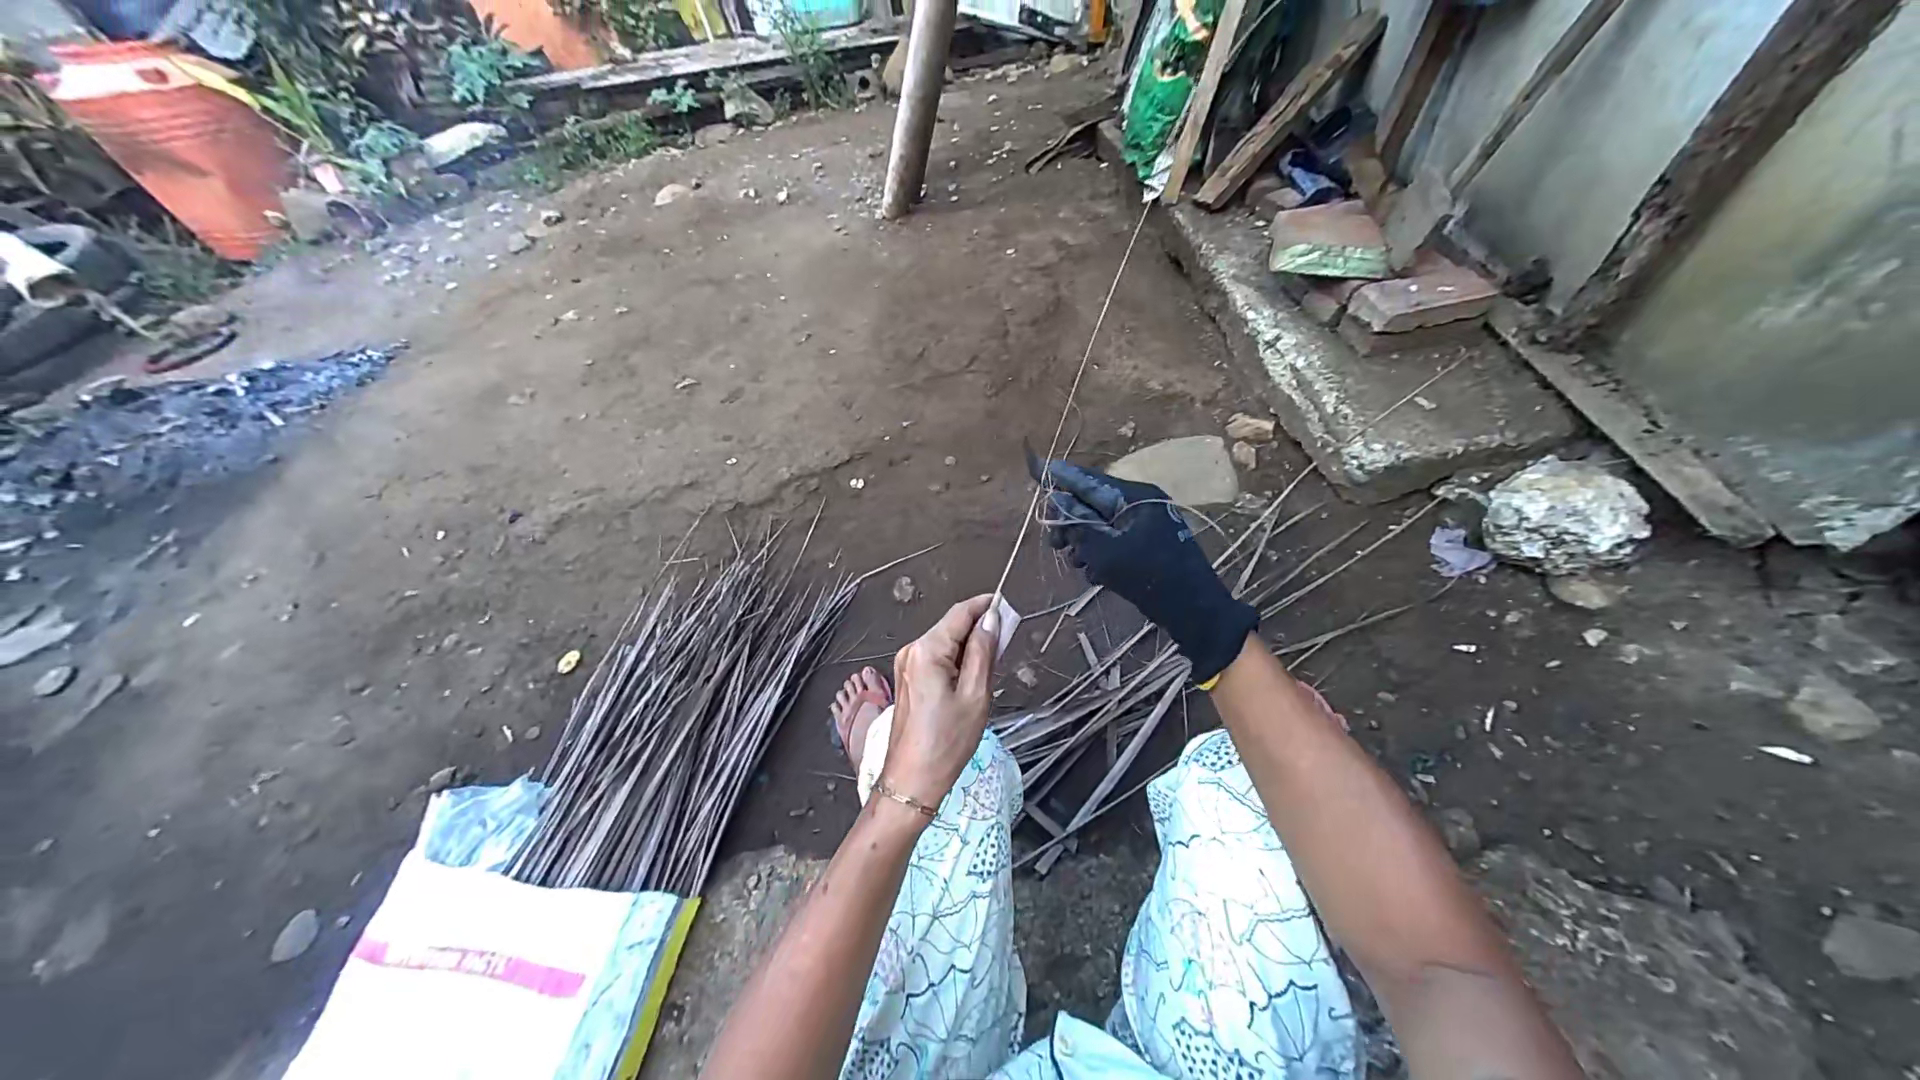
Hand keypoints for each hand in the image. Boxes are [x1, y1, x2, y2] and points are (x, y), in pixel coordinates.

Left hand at [883, 594, 999, 811]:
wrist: (912, 780)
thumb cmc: (945, 743)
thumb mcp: (976, 694)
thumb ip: (984, 651)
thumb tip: (992, 620)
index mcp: (926, 650)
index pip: (960, 612)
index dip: (986, 606)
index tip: (1008, 608)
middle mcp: (911, 651)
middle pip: (952, 625)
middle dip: (980, 629)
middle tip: (1006, 644)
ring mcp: (906, 665)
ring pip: (945, 642)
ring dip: (970, 647)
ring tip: (992, 668)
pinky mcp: (908, 679)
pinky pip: (936, 658)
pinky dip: (957, 661)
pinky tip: (972, 679)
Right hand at [1041, 460, 1258, 683]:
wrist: (1194, 610)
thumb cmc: (1150, 577)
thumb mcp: (1106, 551)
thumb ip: (1078, 523)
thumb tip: (1057, 500)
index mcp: (1134, 497)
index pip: (1089, 480)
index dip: (1061, 476)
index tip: (1036, 465)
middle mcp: (1139, 504)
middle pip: (1091, 502)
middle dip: (1069, 521)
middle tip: (1054, 543)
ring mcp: (1144, 524)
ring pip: (1099, 523)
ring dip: (1082, 541)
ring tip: (1078, 562)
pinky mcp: (1144, 543)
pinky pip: (1112, 539)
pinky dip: (1098, 553)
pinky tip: (1094, 572)